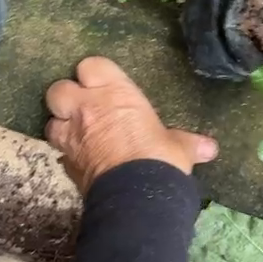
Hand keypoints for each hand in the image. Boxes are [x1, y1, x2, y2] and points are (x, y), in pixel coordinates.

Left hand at [44, 57, 218, 192]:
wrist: (135, 195)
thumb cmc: (160, 156)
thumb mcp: (179, 145)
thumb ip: (189, 142)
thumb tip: (211, 148)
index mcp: (114, 92)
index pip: (90, 65)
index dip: (94, 74)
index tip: (103, 84)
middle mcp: (87, 108)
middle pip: (58, 88)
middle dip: (66, 96)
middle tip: (83, 106)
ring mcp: (72, 136)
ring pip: (50, 120)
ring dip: (60, 125)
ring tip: (77, 132)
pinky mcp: (66, 164)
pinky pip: (59, 152)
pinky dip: (66, 154)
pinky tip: (80, 159)